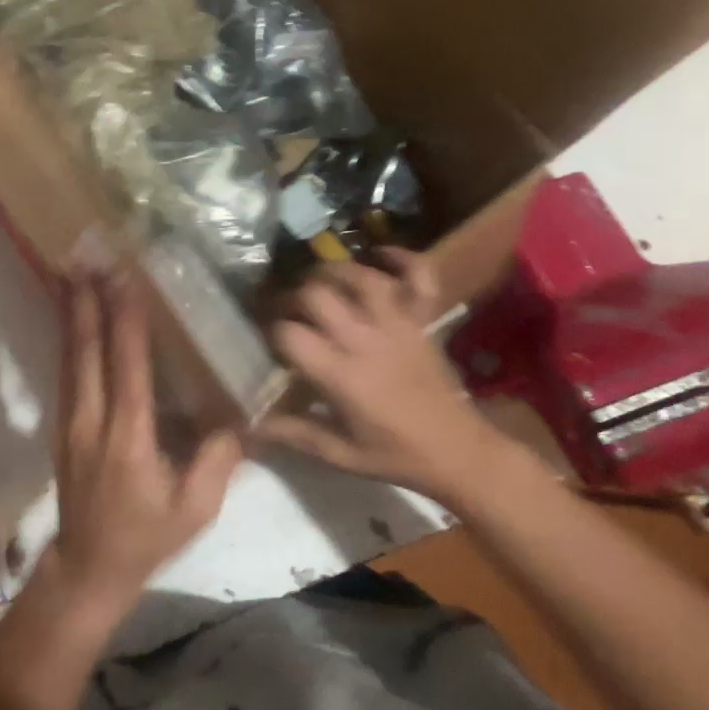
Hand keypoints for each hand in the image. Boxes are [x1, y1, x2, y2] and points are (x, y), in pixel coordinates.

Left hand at [48, 273, 242, 617]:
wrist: (88, 563)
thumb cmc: (147, 535)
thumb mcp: (196, 507)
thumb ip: (218, 459)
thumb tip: (240, 412)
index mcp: (128, 437)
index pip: (127, 365)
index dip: (125, 320)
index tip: (124, 278)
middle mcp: (92, 420)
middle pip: (86, 350)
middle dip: (87, 300)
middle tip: (87, 256)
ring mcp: (69, 420)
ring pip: (68, 355)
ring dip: (69, 310)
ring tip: (70, 270)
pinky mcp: (60, 424)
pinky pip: (64, 371)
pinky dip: (65, 337)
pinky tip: (68, 314)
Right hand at [259, 249, 511, 502]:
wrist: (460, 453)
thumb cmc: (395, 455)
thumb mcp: (338, 454)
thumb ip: (294, 433)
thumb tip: (248, 423)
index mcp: (341, 375)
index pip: (290, 334)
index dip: (270, 331)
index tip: (268, 341)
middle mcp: (366, 341)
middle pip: (317, 296)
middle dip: (292, 296)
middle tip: (286, 310)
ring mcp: (398, 326)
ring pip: (361, 277)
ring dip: (333, 271)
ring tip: (318, 280)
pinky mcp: (423, 321)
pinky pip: (418, 276)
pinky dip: (400, 258)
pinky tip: (378, 254)